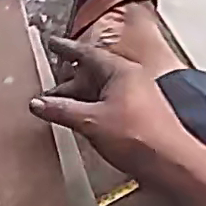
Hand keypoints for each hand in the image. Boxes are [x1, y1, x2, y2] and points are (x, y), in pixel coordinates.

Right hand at [30, 34, 203, 181]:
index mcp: (121, 72)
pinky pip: (106, 106)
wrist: (167, 162)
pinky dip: (88, 110)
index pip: (87, 54)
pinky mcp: (136, 116)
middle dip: (67, 83)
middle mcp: (130, 80)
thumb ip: (61, 110)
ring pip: (98, 92)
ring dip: (76, 100)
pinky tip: (78, 122)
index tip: (53, 44)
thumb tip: (38, 103)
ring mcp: (135, 98)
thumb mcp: (90, 121)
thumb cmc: (138, 136)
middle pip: (91, 75)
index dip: (66, 49)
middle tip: (46, 90)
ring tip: (56, 109)